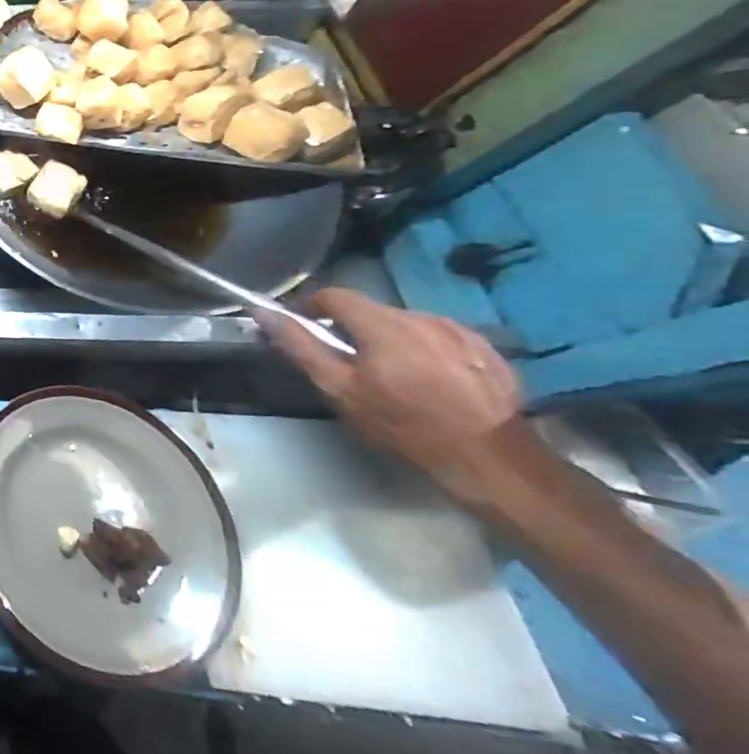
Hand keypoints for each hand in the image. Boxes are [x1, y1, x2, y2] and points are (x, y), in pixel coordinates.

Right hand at [260, 288, 524, 504]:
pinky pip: (439, 338)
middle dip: (350, 327)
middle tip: (343, 360)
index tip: (299, 325)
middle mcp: (423, 317)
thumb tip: (265, 314)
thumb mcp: (340, 389)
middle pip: (372, 310)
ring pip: (406, 324)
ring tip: (387, 372)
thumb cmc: (402, 424)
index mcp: (384, 324)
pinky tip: (425, 380)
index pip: (335, 295)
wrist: (489, 458)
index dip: (309, 306)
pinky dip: (422, 350)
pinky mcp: (487, 349)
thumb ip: (301, 346)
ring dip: (387, 338)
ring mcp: (461, 332)